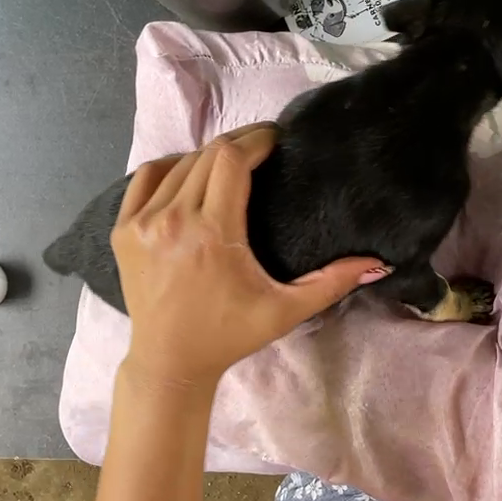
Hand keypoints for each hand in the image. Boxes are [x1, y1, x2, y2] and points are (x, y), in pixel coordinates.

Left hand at [112, 124, 386, 389]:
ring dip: (207, 156)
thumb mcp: (286, 310)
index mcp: (213, 233)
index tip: (276, 139)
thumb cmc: (230, 334)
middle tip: (262, 148)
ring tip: (231, 163)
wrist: (170, 361)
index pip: (231, 159)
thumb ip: (331, 283)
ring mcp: (142, 223)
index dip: (256, 140)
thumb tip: (378, 263)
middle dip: (238, 144)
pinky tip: (189, 176)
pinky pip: (146, 178)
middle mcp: (173, 219)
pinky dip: (170, 168)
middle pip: (207, 154)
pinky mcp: (123, 230)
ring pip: (178, 163)